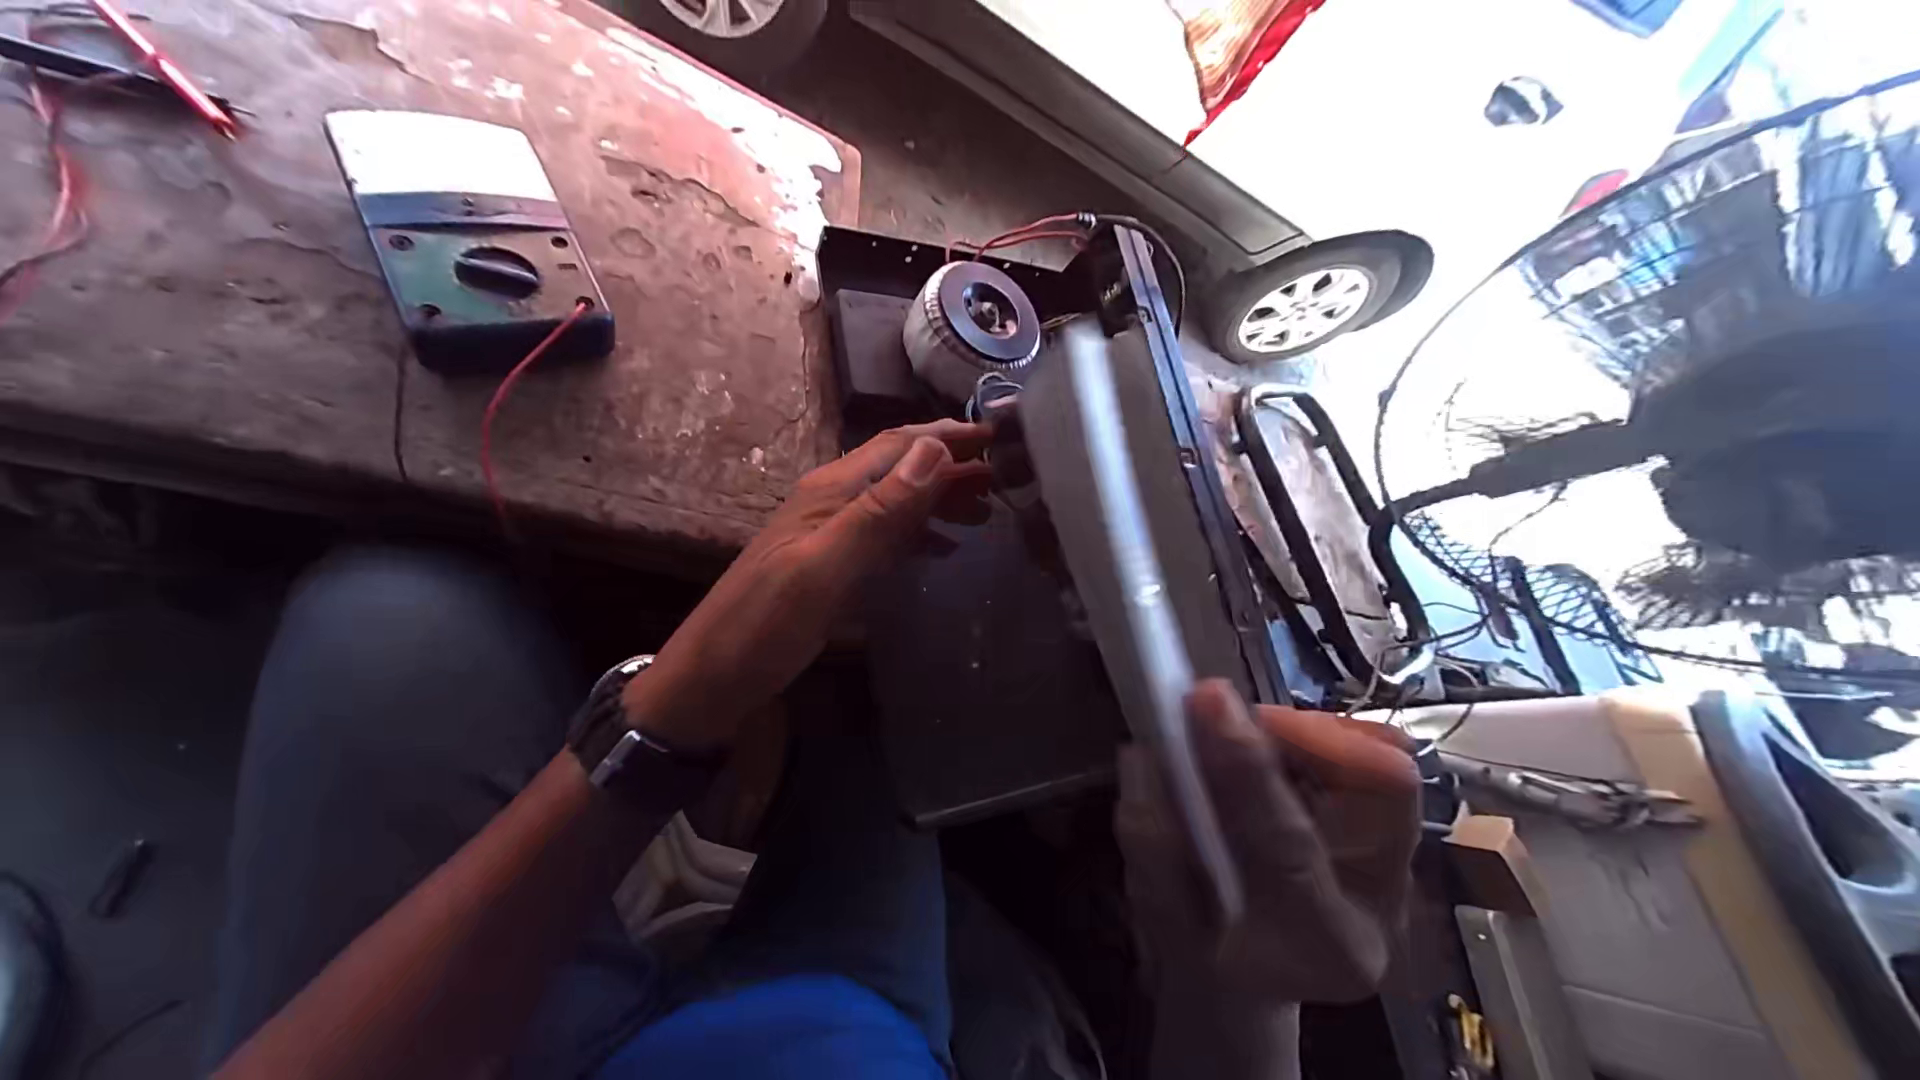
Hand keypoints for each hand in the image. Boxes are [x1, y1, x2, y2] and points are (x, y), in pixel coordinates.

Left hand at [625, 421, 991, 749]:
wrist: (716, 675)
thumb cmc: (766, 623)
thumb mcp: (825, 567)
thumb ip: (879, 510)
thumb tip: (935, 451)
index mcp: (833, 490)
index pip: (899, 445)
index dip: (949, 436)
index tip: (998, 436)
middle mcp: (836, 501)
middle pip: (903, 468)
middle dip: (953, 466)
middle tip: (1005, 477)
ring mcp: (835, 533)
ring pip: (899, 501)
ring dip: (941, 498)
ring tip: (988, 510)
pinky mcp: (836, 564)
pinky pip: (888, 535)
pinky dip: (921, 533)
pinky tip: (947, 547)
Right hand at [1119, 680, 1419, 1004]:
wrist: (1247, 976)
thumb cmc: (1199, 951)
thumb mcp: (1159, 914)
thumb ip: (1149, 841)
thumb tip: (1143, 753)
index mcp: (1320, 944)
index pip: (1292, 842)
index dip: (1248, 769)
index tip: (1204, 706)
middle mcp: (1380, 907)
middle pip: (1379, 788)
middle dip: (1292, 728)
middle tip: (1214, 699)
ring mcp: (1393, 870)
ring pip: (1381, 762)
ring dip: (1302, 730)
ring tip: (1234, 729)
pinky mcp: (1385, 835)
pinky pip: (1366, 758)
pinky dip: (1310, 736)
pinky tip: (1259, 744)